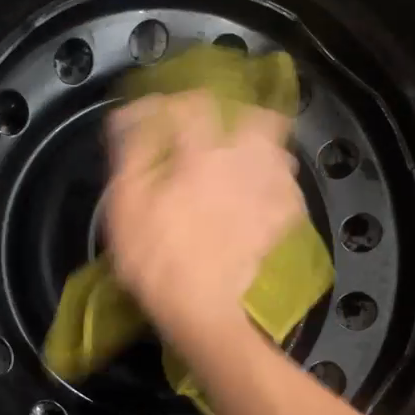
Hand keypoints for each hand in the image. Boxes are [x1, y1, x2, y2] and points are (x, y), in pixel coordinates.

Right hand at [101, 92, 304, 349]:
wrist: (201, 309)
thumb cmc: (155, 258)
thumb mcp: (125, 203)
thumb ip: (130, 152)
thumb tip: (129, 116)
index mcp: (202, 152)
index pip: (196, 105)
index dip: (178, 105)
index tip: (162, 117)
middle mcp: (244, 162)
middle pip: (258, 118)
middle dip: (241, 117)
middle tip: (221, 131)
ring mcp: (269, 192)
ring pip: (279, 151)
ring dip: (262, 151)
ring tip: (243, 164)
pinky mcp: (282, 223)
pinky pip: (289, 193)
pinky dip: (278, 189)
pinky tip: (262, 199)